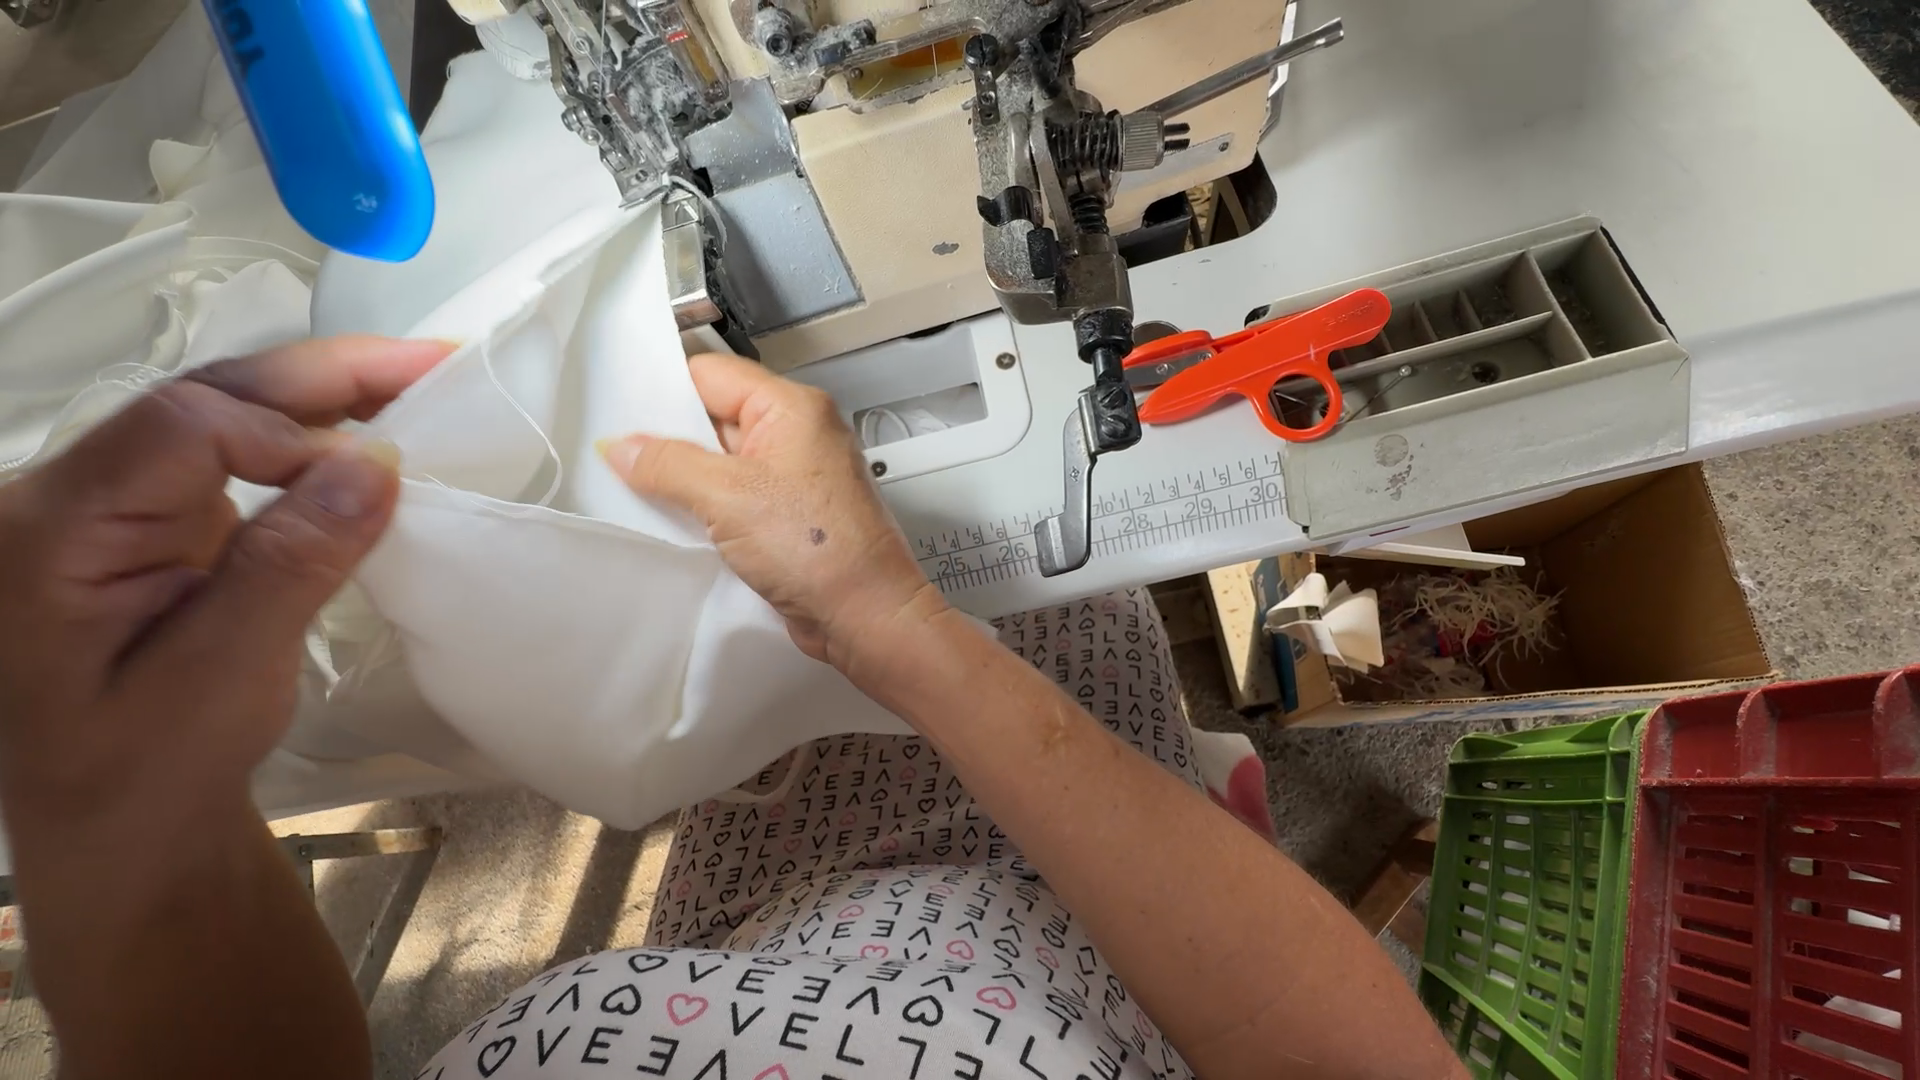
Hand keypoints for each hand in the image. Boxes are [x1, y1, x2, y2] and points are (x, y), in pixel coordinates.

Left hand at [0, 336, 447, 832]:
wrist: (118, 812)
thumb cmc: (151, 761)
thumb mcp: (222, 675)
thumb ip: (290, 563)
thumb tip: (376, 464)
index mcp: (55, 526)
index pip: (184, 426)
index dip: (294, 435)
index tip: (382, 481)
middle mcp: (75, 491)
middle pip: (206, 394)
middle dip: (328, 374)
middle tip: (438, 363)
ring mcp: (121, 501)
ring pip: (229, 409)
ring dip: (331, 392)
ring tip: (423, 380)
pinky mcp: (166, 517)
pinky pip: (245, 450)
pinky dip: (321, 432)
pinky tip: (375, 427)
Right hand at [600, 352, 944, 672]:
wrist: (864, 613)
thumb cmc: (817, 548)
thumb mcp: (727, 495)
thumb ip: (668, 464)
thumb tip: (621, 447)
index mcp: (792, 408)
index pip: (713, 376)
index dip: (664, 390)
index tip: (618, 412)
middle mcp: (797, 435)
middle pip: (716, 418)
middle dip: (670, 440)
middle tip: (617, 458)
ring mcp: (795, 478)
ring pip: (724, 463)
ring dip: (686, 480)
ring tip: (635, 492)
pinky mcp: (790, 516)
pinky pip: (737, 498)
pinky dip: (707, 508)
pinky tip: (673, 521)